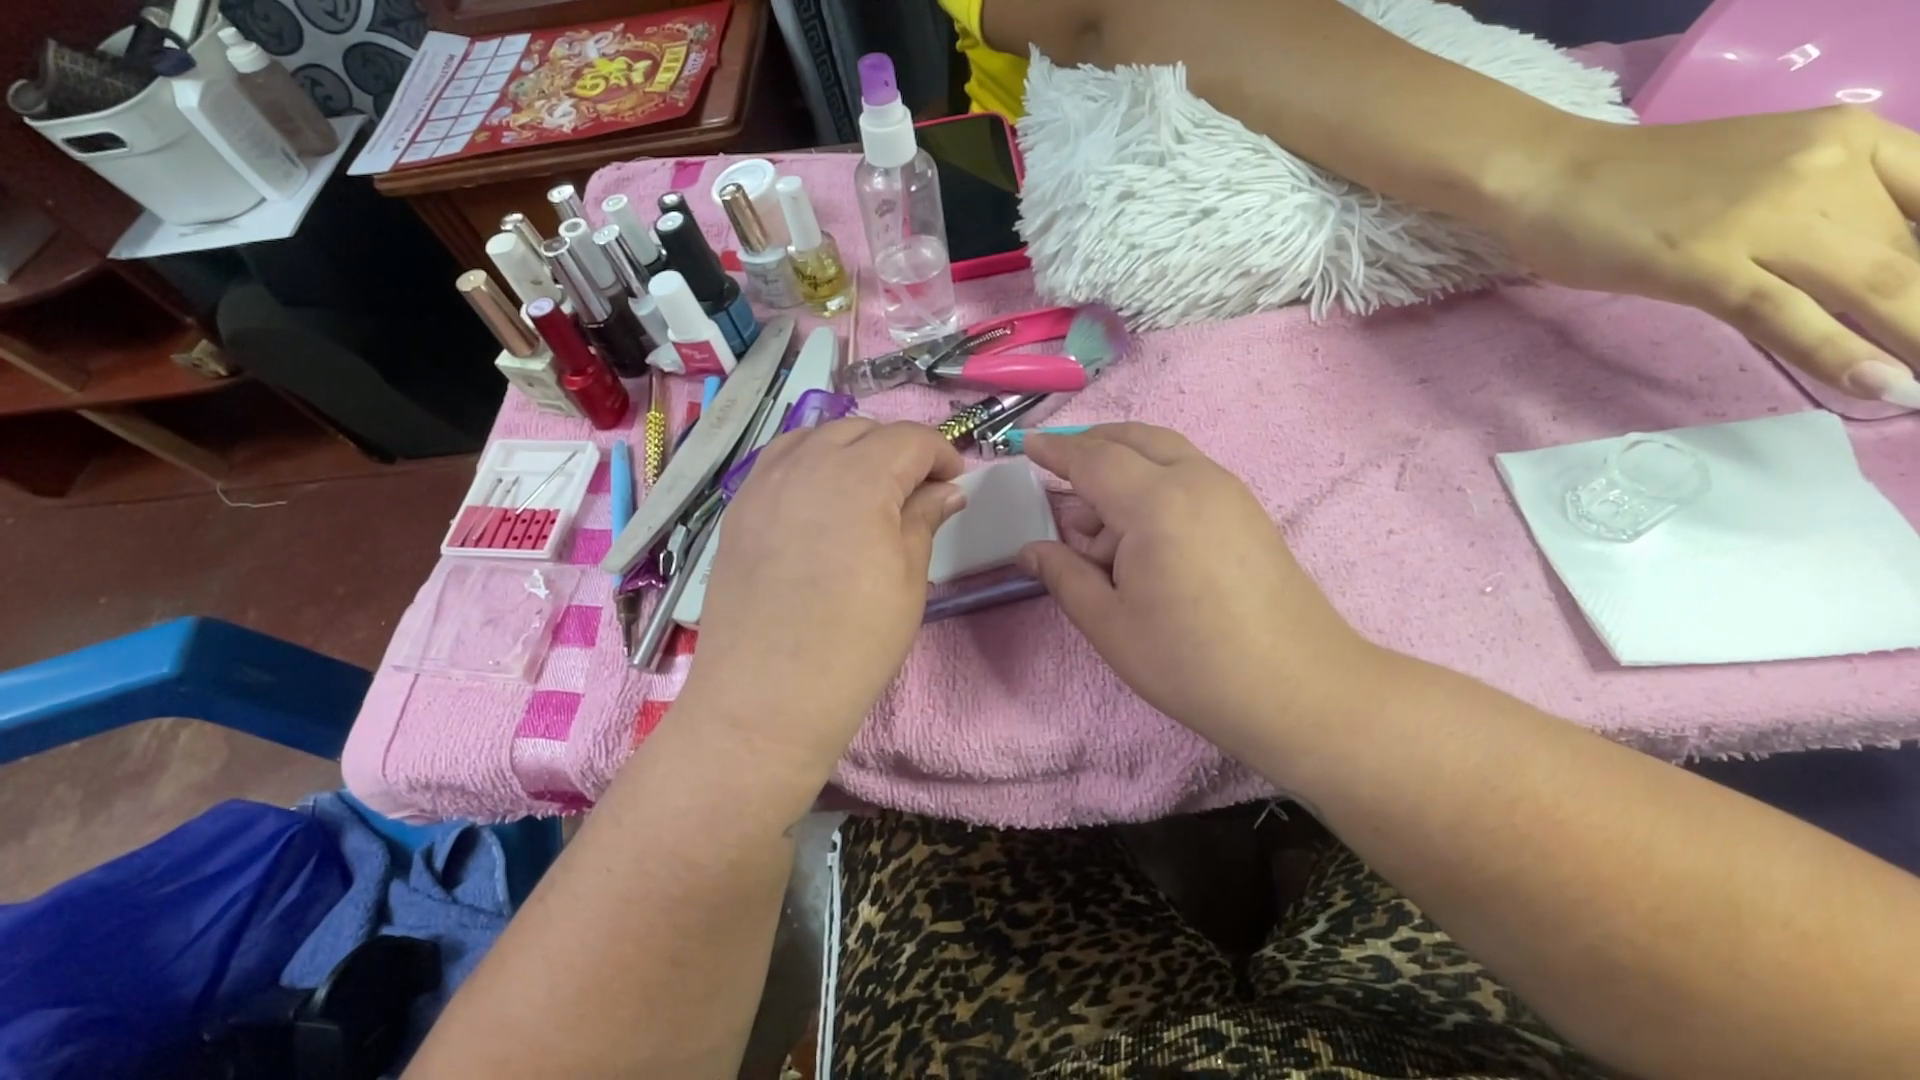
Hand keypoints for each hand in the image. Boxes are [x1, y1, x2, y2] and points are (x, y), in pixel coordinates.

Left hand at [682, 420, 964, 757]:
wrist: (767, 697)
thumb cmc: (855, 643)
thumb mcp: (909, 581)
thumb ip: (925, 520)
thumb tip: (946, 490)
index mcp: (859, 478)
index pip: (909, 439)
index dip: (941, 454)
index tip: (956, 483)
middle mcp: (807, 464)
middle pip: (862, 430)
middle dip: (898, 449)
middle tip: (919, 492)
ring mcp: (764, 484)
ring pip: (815, 436)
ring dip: (852, 450)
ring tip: (870, 491)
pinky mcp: (738, 509)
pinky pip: (779, 462)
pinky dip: (810, 464)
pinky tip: (822, 500)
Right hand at [1018, 424, 1379, 747]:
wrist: (1299, 689)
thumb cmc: (1192, 662)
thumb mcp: (1110, 625)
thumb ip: (1064, 576)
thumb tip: (1030, 550)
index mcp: (1155, 503)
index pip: (1093, 459)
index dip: (1055, 450)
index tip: (1026, 445)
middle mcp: (1196, 480)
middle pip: (1134, 439)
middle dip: (1091, 444)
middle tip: (1058, 469)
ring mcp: (1230, 492)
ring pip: (1166, 453)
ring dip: (1124, 465)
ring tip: (1096, 518)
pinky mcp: (1249, 512)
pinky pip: (1190, 474)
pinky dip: (1154, 480)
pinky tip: (1140, 530)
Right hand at [1501, 107, 1919, 405]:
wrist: (1552, 176)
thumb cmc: (1641, 182)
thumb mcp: (1758, 174)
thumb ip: (1817, 207)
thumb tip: (1870, 269)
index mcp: (1847, 138)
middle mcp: (1823, 168)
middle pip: (1912, 254)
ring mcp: (1762, 217)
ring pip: (1872, 283)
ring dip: (1914, 340)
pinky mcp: (1702, 263)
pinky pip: (1782, 314)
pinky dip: (1836, 353)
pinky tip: (1881, 387)